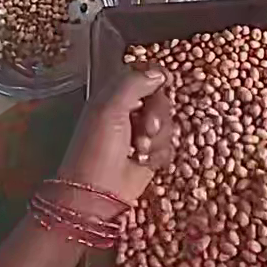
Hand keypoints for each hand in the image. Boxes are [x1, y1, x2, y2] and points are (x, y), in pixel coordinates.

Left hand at [56, 69, 174, 203]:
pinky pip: (169, 144)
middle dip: (157, 114)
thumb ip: (133, 84)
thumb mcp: (110, 109)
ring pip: (167, 122)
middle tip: (148, 128)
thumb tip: (158, 73)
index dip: (155, 77)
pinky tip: (145, 161)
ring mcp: (139, 133)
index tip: (165, 82)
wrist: (97, 193)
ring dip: (158, 137)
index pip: (141, 75)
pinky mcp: (150, 154)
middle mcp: (128, 111)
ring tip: (141, 150)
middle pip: (160, 98)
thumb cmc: (97, 149)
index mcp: (113, 96)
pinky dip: (160, 153)